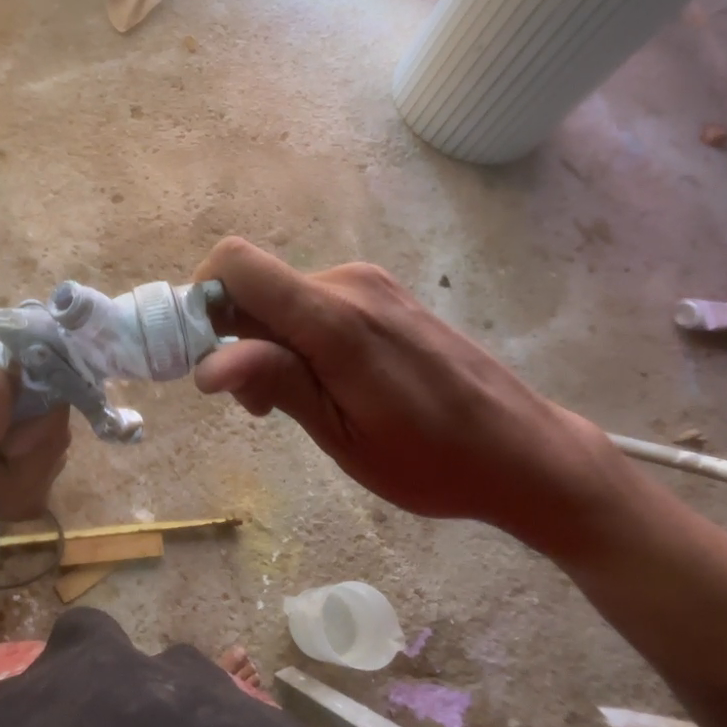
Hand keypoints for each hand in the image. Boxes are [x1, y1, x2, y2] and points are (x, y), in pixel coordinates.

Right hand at [192, 238, 627, 553]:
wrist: (527, 452)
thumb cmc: (433, 461)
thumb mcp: (344, 436)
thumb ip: (277, 382)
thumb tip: (205, 362)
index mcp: (334, 318)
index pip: (235, 264)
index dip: (198, 298)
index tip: (199, 354)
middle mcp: (348, 283)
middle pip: (254, 286)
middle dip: (235, 337)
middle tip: (260, 406)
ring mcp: (369, 284)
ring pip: (282, 296)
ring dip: (268, 342)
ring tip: (300, 403)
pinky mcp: (382, 294)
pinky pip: (313, 301)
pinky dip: (298, 335)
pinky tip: (327, 382)